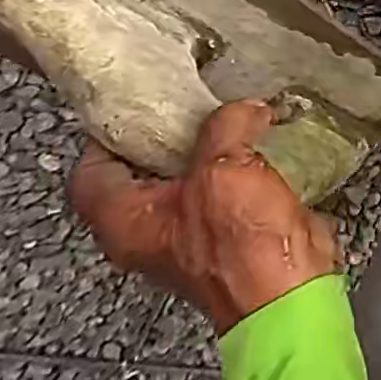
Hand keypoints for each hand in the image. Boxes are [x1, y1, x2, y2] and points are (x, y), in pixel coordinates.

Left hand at [68, 100, 339, 332]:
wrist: (288, 284)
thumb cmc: (241, 246)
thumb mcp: (224, 168)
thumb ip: (225, 125)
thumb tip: (243, 108)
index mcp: (127, 222)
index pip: (92, 172)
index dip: (107, 133)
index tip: (133, 102)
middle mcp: (152, 227)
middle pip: (145, 167)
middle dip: (170, 130)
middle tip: (192, 96)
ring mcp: (191, 228)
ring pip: (190, 172)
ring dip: (212, 142)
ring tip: (235, 110)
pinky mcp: (229, 225)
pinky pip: (225, 181)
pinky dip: (240, 157)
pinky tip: (262, 137)